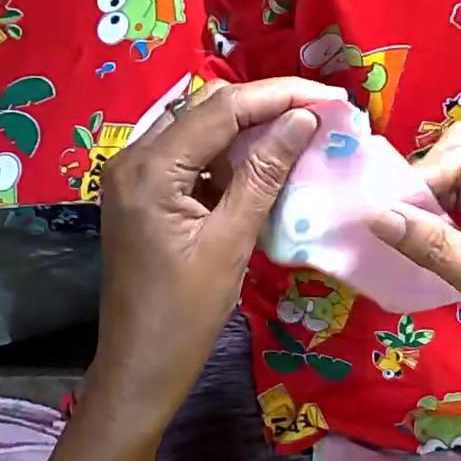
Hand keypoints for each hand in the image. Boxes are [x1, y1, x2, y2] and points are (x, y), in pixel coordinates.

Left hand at [87, 78, 344, 429]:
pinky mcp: (141, 191)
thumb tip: (303, 119)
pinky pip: (188, 155)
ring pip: (197, 128)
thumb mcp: (231, 242)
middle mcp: (132, 157)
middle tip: (318, 112)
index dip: (278, 96)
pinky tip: (261, 162)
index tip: (328, 98)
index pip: (220, 108)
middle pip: (205, 109)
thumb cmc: (184, 315)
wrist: (140, 365)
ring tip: (297, 132)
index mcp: (150, 169)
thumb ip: (264, 174)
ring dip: (246, 128)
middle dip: (263, 106)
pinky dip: (225, 155)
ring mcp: (132, 173)